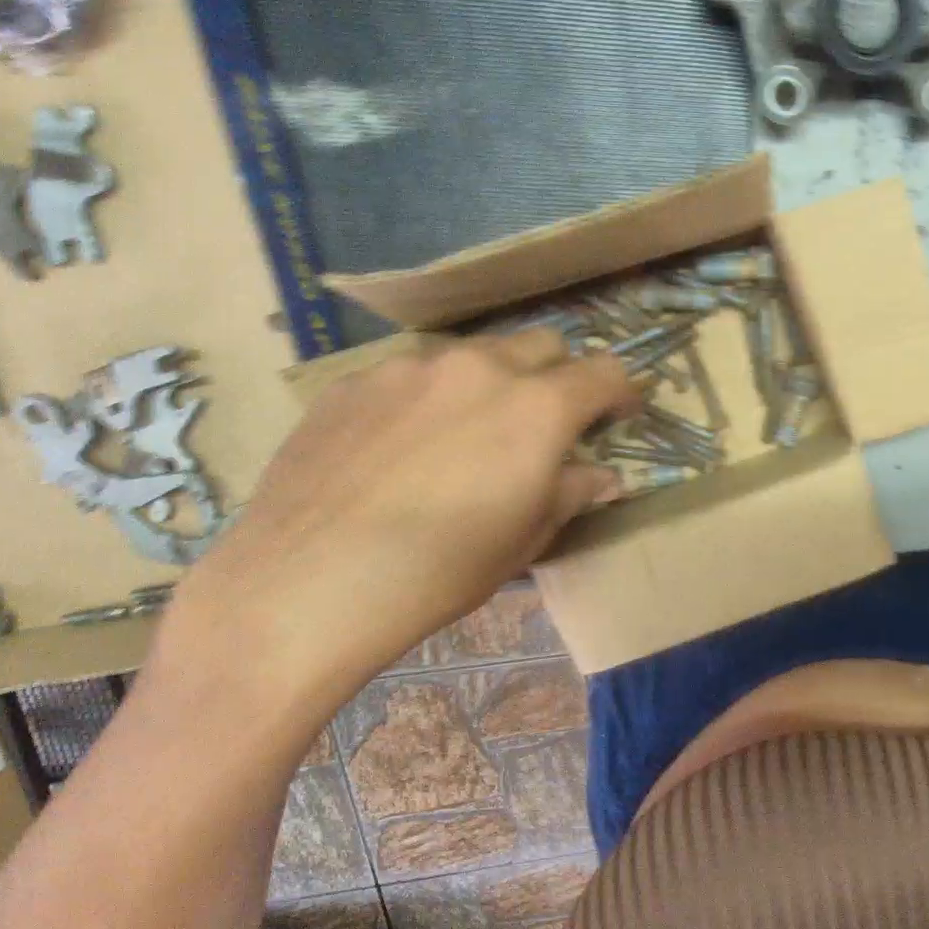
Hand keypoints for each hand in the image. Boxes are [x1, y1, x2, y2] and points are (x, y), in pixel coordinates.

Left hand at [160, 331, 637, 711]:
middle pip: (542, 345)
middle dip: (559, 376)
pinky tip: (404, 449)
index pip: (605, 372)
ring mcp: (408, 367)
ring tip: (469, 436)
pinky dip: (430, 398)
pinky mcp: (352, 382)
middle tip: (548, 424)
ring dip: (492, 383)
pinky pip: (412, 375)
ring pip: (474, 355)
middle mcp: (478, 367)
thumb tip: (600, 475)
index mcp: (537, 407)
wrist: (307, 583)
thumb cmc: (442, 570)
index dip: (622, 392)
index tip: (619, 418)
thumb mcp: (526, 538)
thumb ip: (572, 492)